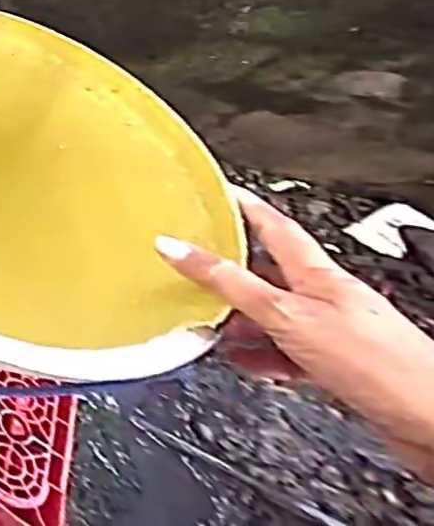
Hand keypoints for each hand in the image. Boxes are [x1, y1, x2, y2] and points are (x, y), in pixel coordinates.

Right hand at [156, 186, 433, 474]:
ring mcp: (336, 333)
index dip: (246, 206)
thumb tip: (173, 247)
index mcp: (321, 277)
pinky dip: (259, 353)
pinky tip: (245, 360)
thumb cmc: (383, 367)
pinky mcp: (340, 366)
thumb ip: (224, 280)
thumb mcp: (285, 314)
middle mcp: (329, 300)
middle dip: (225, 272)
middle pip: (266, 274)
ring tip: (210, 324)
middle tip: (188, 266)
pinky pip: (286, 350)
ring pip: (271, 314)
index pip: (276, 228)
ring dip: (238, 319)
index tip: (220, 191)